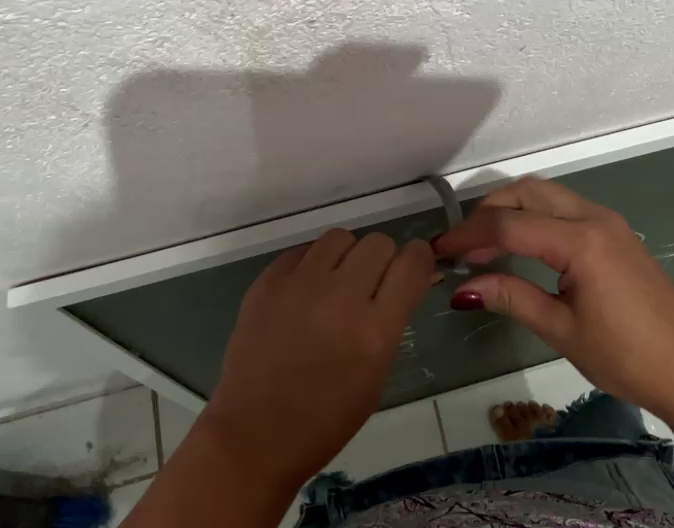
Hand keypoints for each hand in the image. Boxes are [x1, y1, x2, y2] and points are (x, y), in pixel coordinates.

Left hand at [194, 229, 434, 487]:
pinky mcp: (266, 283)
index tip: (412, 269)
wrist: (254, 435)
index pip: (412, 263)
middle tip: (371, 285)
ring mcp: (299, 286)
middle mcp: (340, 298)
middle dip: (383, 259)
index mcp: (374, 331)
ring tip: (336, 283)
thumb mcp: (376, 377)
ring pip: (340, 237)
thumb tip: (405, 281)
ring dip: (347, 256)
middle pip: (378, 242)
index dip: (418, 260)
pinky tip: (305, 292)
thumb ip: (392, 321)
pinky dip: (311, 264)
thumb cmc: (325, 420)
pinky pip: (302, 251)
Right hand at [432, 178, 673, 424]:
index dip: (468, 236)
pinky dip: (535, 216)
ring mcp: (609, 222)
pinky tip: (522, 247)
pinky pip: (565, 208)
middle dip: (488, 212)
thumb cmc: (627, 357)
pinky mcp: (616, 234)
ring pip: (547, 194)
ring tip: (485, 247)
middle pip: (527, 193)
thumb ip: (512, 298)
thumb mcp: (562, 331)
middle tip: (462, 247)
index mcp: (581, 241)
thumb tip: (463, 288)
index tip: (438, 251)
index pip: (510, 225)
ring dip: (512, 210)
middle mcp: (594, 218)